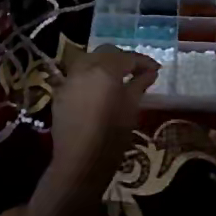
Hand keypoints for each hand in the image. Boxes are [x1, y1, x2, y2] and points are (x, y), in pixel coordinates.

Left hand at [48, 45, 158, 178]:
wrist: (79, 162)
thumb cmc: (111, 137)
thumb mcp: (131, 109)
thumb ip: (139, 85)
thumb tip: (149, 72)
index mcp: (104, 70)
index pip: (127, 57)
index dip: (143, 61)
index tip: (155, 69)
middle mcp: (84, 68)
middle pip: (105, 53)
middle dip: (122, 59)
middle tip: (137, 71)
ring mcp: (68, 79)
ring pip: (88, 60)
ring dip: (104, 64)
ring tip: (118, 78)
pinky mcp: (59, 93)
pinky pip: (77, 75)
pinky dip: (90, 76)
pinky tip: (99, 89)